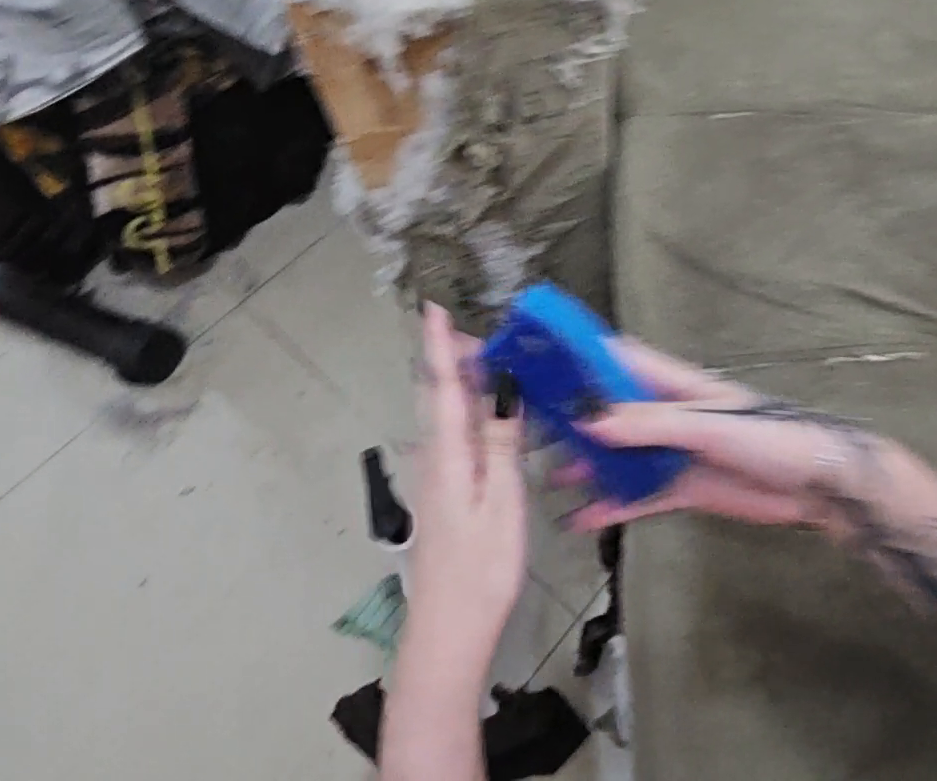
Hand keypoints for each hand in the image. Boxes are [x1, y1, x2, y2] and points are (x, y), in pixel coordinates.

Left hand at [404, 305, 527, 667]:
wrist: (447, 631)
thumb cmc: (480, 570)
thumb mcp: (502, 504)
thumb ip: (501, 444)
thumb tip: (504, 388)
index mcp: (448, 454)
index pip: (443, 385)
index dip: (438, 343)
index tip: (432, 304)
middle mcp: (434, 458)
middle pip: (439, 395)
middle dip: (452, 356)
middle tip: (479, 326)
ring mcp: (435, 477)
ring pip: (444, 415)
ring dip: (460, 381)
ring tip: (488, 358)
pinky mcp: (442, 494)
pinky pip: (452, 435)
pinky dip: (467, 411)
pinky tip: (489, 415)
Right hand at [561, 339, 882, 533]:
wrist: (817, 485)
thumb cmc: (769, 435)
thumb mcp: (708, 425)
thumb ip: (651, 425)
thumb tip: (592, 423)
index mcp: (673, 384)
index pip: (619, 359)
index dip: (581, 356)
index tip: (539, 360)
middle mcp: (667, 414)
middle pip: (612, 411)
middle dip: (575, 418)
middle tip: (530, 428)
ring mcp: (673, 452)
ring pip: (620, 456)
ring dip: (589, 465)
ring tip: (549, 477)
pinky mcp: (682, 487)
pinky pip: (639, 495)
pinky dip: (612, 505)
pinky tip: (582, 520)